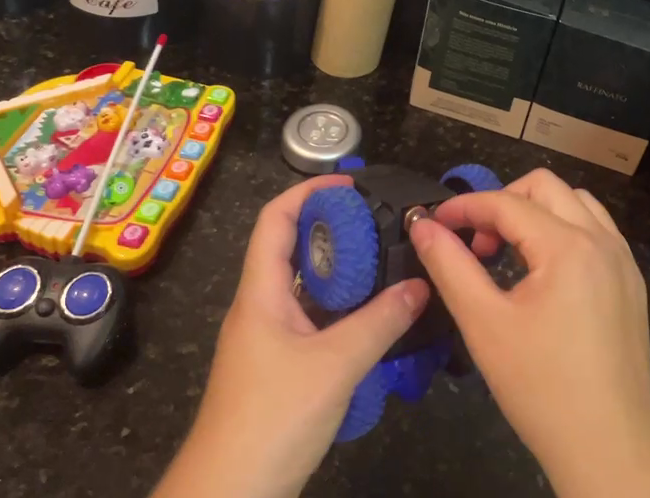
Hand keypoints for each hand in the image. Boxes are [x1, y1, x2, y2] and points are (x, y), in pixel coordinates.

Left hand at [152, 176, 428, 497]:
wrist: (228, 497)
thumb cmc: (272, 418)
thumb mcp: (334, 365)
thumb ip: (380, 322)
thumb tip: (421, 285)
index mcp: (260, 294)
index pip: (274, 220)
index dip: (308, 192)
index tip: (351, 183)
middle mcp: (259, 309)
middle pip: (291, 250)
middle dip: (334, 230)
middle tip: (382, 225)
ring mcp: (266, 341)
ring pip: (304, 289)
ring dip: (340, 273)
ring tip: (386, 264)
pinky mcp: (277, 370)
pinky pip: (311, 321)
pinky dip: (340, 310)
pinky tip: (373, 318)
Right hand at [410, 169, 649, 497]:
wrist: (609, 446)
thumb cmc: (541, 388)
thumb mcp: (484, 325)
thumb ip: (451, 266)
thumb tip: (423, 225)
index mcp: (568, 246)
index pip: (507, 203)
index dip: (464, 208)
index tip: (433, 224)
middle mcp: (602, 240)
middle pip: (545, 186)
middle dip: (503, 203)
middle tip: (478, 245)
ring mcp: (623, 259)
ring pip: (576, 203)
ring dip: (537, 212)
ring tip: (509, 254)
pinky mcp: (632, 282)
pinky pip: (597, 230)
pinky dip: (565, 230)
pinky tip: (545, 272)